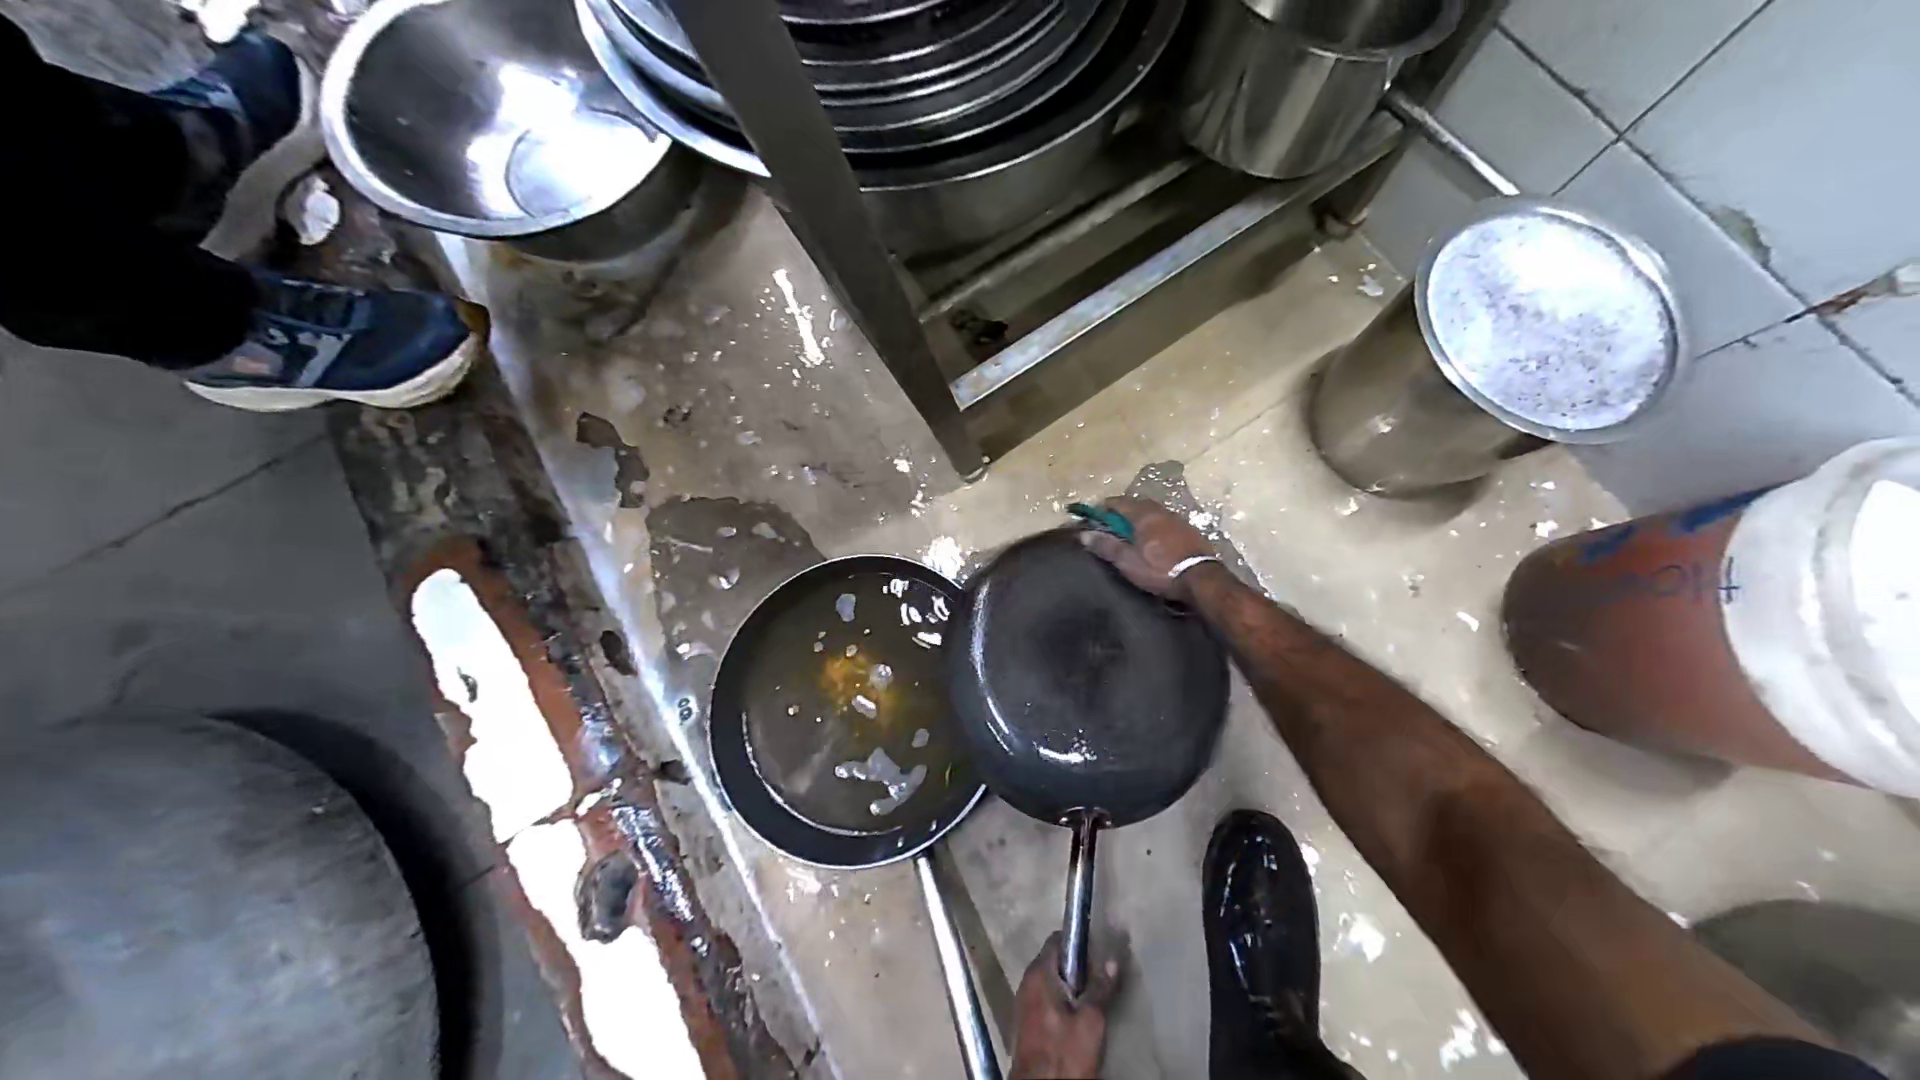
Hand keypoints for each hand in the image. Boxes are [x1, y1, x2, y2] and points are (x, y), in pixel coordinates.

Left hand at [1011, 932, 1123, 1078]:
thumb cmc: (1065, 1053)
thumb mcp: (1091, 1021)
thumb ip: (1100, 988)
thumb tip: (1111, 959)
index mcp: (1038, 973)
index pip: (1058, 939)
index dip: (1079, 941)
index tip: (1100, 948)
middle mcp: (1027, 981)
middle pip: (1055, 960)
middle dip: (1078, 965)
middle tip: (1102, 975)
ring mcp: (1024, 1001)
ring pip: (1052, 980)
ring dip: (1072, 984)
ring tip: (1095, 994)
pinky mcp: (1027, 1020)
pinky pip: (1047, 997)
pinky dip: (1063, 999)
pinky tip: (1079, 1013)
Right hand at [1078, 496, 1217, 602]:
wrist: (1200, 578)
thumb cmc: (1159, 569)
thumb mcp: (1127, 561)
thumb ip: (1106, 546)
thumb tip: (1083, 534)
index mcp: (1142, 514)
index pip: (1117, 502)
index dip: (1102, 508)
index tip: (1093, 516)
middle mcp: (1160, 510)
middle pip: (1136, 504)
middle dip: (1121, 511)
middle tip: (1111, 524)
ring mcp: (1176, 518)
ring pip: (1152, 511)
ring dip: (1139, 517)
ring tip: (1131, 532)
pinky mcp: (1188, 529)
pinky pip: (1164, 521)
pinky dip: (1154, 525)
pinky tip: (1153, 538)